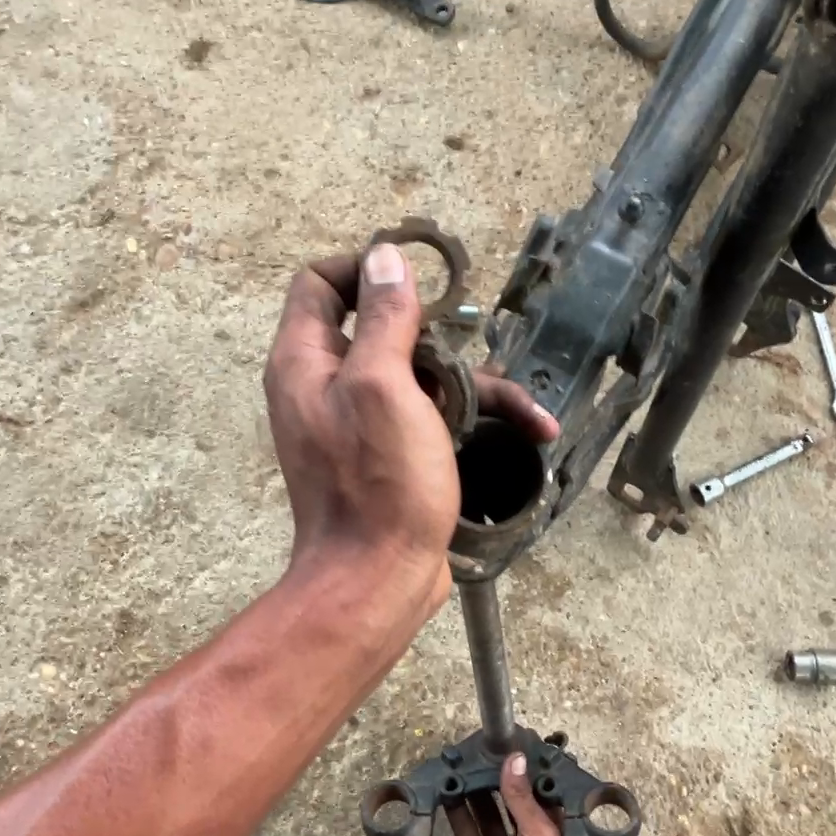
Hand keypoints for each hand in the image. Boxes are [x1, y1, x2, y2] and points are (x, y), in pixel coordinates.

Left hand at [264, 246, 555, 608]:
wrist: (377, 579)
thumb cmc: (376, 482)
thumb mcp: (382, 385)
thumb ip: (382, 318)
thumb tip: (385, 256)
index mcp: (305, 360)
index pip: (321, 284)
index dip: (367, 270)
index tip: (421, 283)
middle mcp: (327, 385)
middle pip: (384, 329)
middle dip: (440, 340)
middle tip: (475, 363)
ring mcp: (362, 421)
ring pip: (420, 375)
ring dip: (474, 387)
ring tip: (527, 414)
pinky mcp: (392, 453)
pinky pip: (431, 416)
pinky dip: (473, 421)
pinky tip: (529, 432)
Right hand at [448, 755, 610, 835]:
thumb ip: (522, 798)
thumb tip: (514, 759)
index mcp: (553, 831)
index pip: (541, 793)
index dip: (529, 770)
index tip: (514, 744)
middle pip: (511, 800)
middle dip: (498, 778)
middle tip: (481, 748)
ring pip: (486, 812)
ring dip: (475, 791)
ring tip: (462, 761)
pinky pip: (467, 832)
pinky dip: (457, 812)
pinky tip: (448, 790)